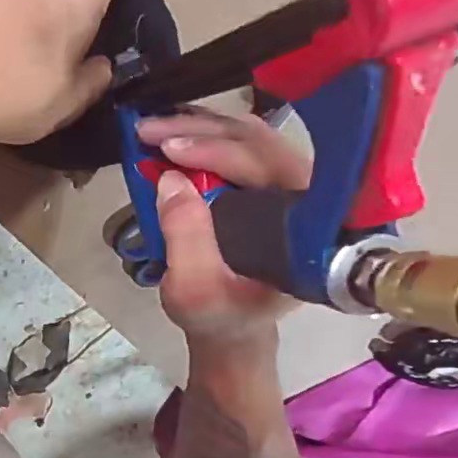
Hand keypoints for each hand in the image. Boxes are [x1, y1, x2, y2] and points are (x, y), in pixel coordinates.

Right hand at [138, 110, 309, 345]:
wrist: (232, 330)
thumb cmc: (217, 316)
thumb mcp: (193, 288)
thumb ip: (186, 236)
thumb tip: (169, 178)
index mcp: (306, 224)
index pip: (266, 167)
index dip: (215, 152)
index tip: (166, 148)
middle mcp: (310, 196)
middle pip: (258, 141)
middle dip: (198, 131)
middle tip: (147, 129)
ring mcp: (291, 187)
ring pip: (249, 137)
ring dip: (198, 128)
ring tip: (154, 128)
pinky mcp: (269, 186)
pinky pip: (240, 147)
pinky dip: (203, 136)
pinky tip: (172, 134)